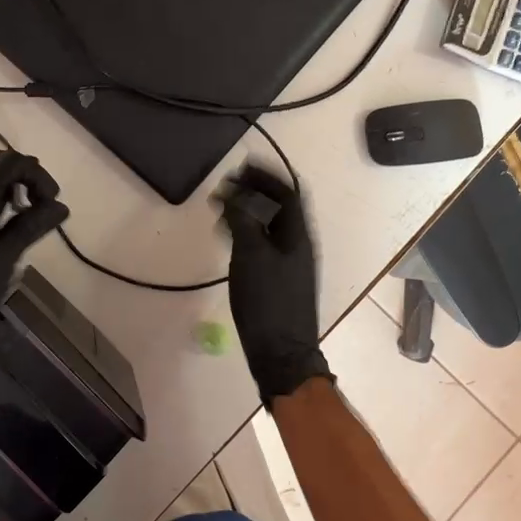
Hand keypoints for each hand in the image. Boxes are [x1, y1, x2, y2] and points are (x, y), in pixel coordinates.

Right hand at [218, 163, 332, 403]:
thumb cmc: (267, 301)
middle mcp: (298, 243)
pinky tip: (228, 234)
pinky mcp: (278, 277)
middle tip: (226, 184)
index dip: (266, 175)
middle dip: (254, 190)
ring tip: (221, 206)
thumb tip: (236, 191)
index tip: (241, 166)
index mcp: (298, 234)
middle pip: (280, 205)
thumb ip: (244, 219)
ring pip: (271, 223)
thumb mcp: (251, 255)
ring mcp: (290, 262)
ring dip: (248, 209)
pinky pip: (264, 241)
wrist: (282, 353)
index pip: (287, 191)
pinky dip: (247, 229)